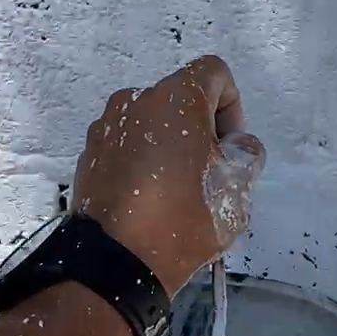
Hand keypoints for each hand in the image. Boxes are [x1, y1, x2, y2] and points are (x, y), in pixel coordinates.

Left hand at [73, 56, 266, 295]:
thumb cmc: (186, 215)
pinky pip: (127, 146)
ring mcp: (106, 128)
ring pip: (152, 123)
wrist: (117, 262)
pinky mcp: (89, 156)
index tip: (230, 148)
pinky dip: (143, 163)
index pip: (215, 73)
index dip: (233, 107)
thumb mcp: (238, 186)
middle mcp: (135, 101)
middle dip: (202, 129)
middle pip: (181, 99)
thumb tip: (235, 146)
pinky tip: (150, 200)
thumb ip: (247, 153)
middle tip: (210, 173)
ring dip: (171, 145)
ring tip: (178, 191)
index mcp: (175, 97)